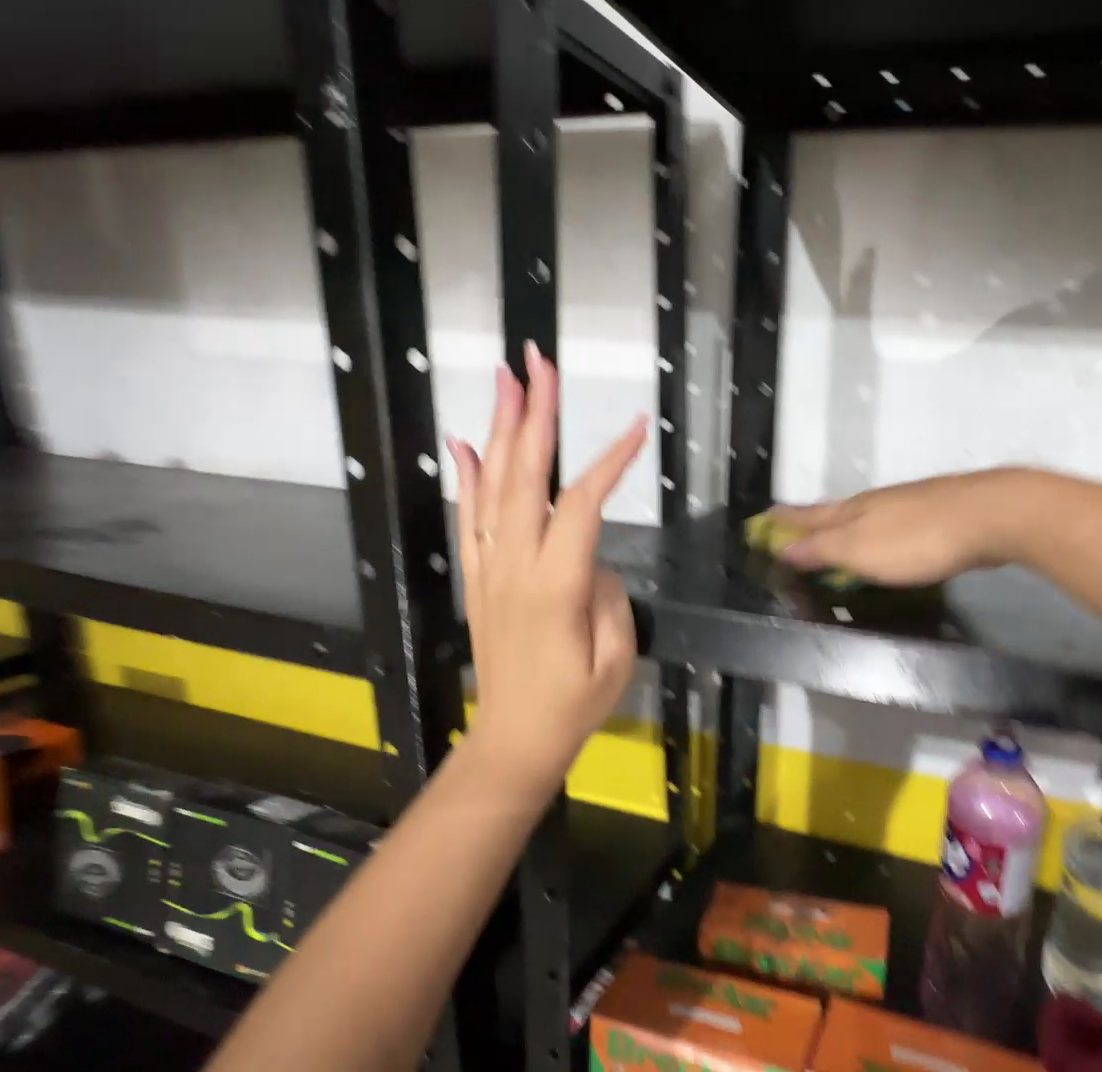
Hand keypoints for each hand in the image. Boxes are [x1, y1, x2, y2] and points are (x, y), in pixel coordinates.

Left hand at [446, 342, 646, 791]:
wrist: (515, 738)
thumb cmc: (576, 704)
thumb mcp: (616, 655)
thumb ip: (607, 593)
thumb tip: (592, 556)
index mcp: (555, 584)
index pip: (582, 505)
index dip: (610, 462)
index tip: (636, 425)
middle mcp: (514, 565)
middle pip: (524, 477)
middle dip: (534, 414)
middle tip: (539, 363)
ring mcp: (489, 569)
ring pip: (491, 488)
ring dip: (499, 430)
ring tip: (507, 381)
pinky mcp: (478, 578)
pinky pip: (468, 519)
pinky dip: (465, 477)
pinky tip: (464, 443)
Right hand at [768, 468, 1037, 586]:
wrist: (990, 517)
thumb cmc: (918, 540)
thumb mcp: (860, 550)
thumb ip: (823, 548)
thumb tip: (782, 545)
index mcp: (854, 512)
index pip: (810, 516)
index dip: (786, 521)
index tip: (763, 518)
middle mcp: (877, 502)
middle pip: (836, 511)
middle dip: (812, 518)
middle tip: (792, 523)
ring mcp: (908, 504)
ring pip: (866, 513)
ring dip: (845, 523)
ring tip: (833, 531)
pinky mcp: (936, 513)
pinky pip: (893, 522)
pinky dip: (878, 531)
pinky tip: (886, 538)